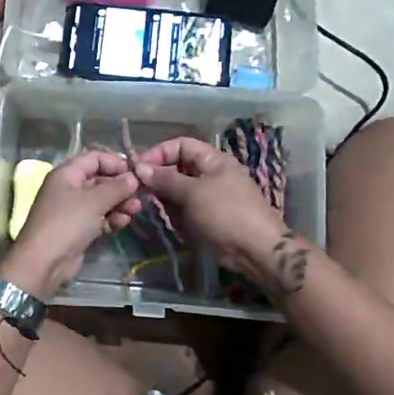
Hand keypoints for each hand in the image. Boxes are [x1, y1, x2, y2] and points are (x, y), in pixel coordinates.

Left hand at [1, 151, 142, 294]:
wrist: (44, 262)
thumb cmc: (68, 223)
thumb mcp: (94, 201)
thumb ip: (116, 187)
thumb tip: (133, 178)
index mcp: (66, 174)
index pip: (93, 158)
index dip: (115, 162)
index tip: (135, 172)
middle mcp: (69, 189)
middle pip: (99, 180)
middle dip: (120, 186)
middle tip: (140, 194)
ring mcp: (73, 210)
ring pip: (101, 201)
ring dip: (119, 204)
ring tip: (136, 210)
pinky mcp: (78, 229)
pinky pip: (98, 218)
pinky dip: (111, 219)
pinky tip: (123, 223)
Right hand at [136, 138, 293, 289]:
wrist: (255, 249)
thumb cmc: (225, 213)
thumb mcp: (192, 192)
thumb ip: (165, 179)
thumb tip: (139, 168)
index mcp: (213, 160)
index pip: (181, 145)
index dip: (159, 153)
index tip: (139, 168)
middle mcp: (211, 175)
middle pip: (177, 168)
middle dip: (160, 180)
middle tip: (142, 192)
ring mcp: (210, 197)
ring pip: (178, 192)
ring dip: (167, 200)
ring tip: (163, 212)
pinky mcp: (207, 217)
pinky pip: (185, 210)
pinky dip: (177, 216)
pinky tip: (176, 224)